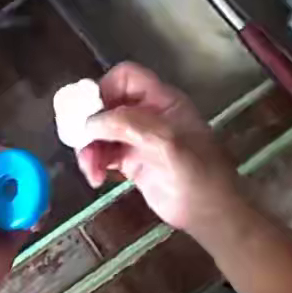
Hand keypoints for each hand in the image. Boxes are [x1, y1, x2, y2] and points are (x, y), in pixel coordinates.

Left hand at [0, 121, 30, 292]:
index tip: (11, 161)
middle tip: (31, 179)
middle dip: (20, 176)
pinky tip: (38, 218)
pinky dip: (36, 216)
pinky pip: (28, 218)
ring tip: (38, 199)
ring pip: (19, 196)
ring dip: (30, 196)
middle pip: (5, 176)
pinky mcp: (12, 235)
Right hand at [75, 63, 248, 239]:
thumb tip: (90, 122)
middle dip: (90, 124)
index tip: (90, 112)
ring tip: (91, 171)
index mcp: (162, 101)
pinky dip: (94, 163)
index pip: (126, 77)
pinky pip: (103, 154)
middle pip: (106, 105)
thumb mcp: (167, 144)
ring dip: (89, 148)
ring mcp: (138, 139)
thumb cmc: (198, 175)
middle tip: (80, 144)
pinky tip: (96, 179)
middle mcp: (148, 115)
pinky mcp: (131, 162)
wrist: (210, 215)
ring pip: (100, 131)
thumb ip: (130, 125)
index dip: (105, 88)